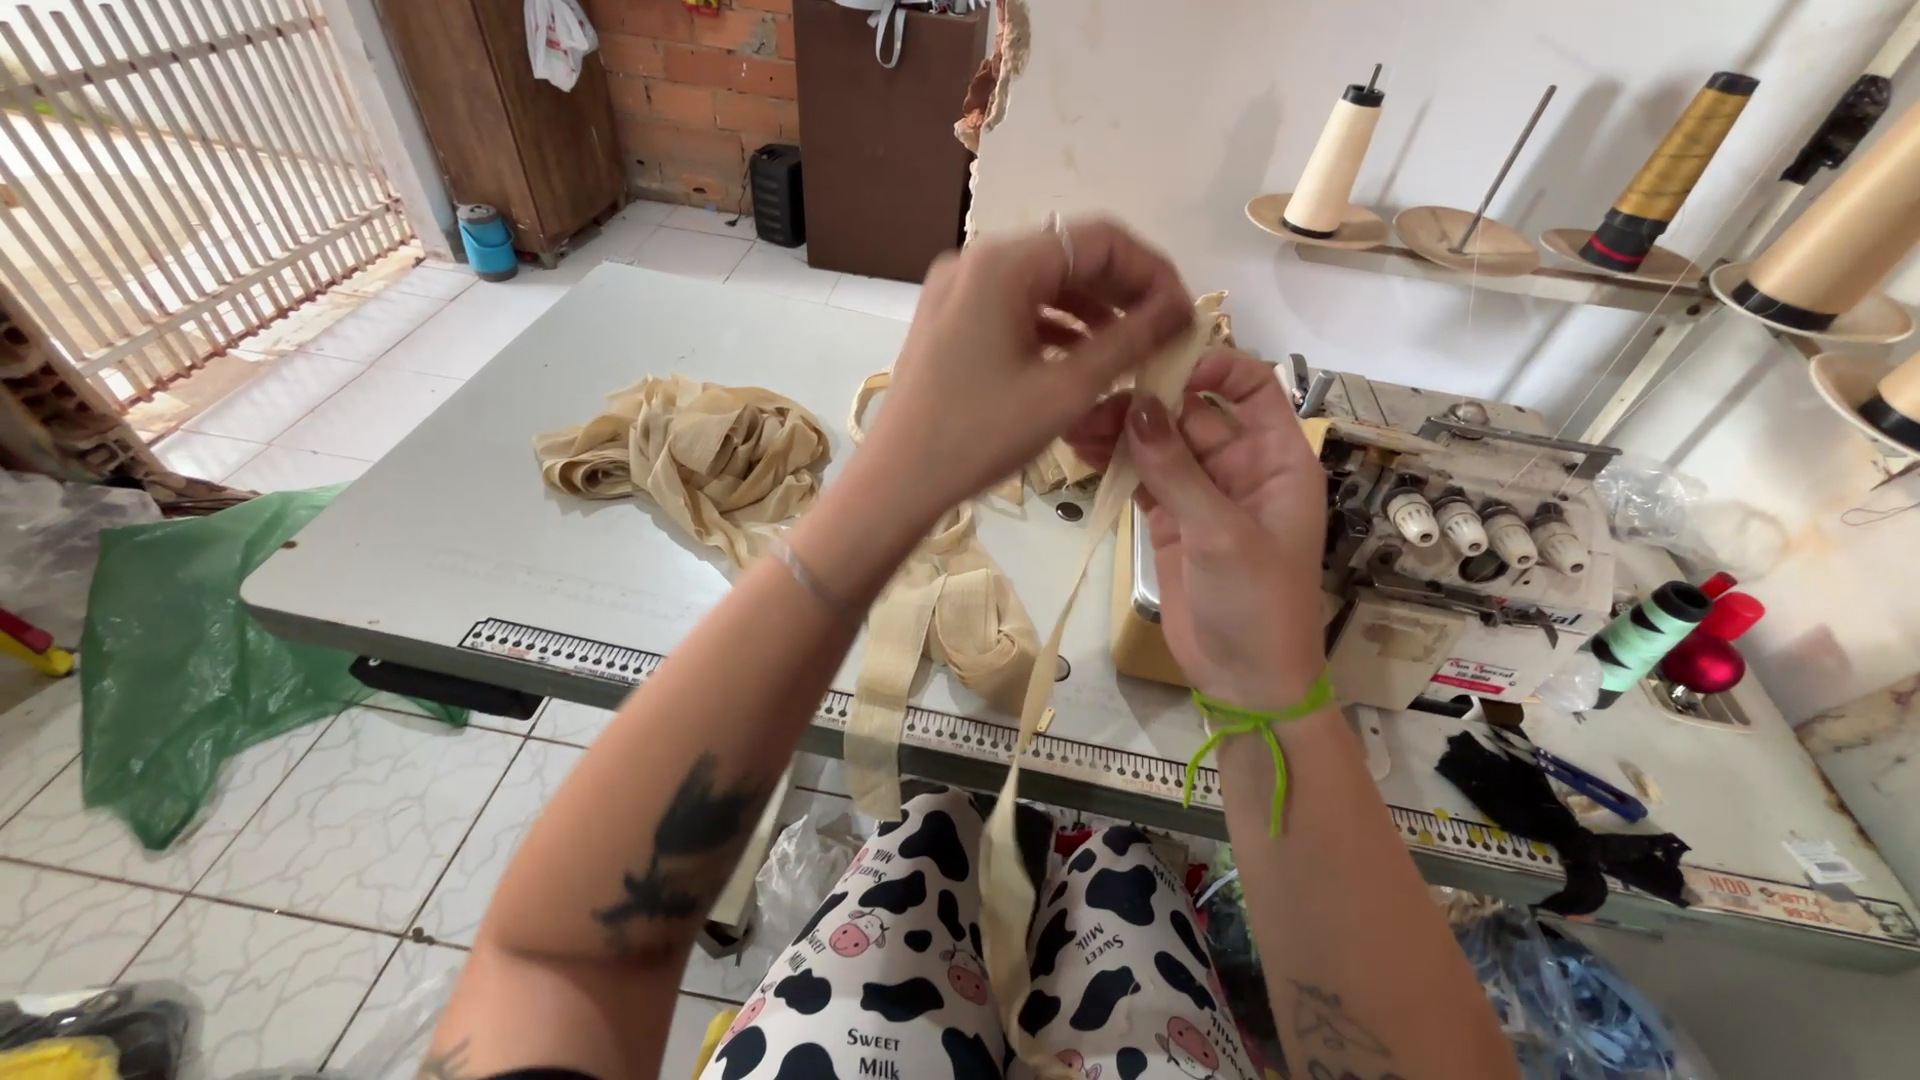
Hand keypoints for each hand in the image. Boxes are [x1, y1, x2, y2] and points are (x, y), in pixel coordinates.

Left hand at [857, 219, 1193, 525]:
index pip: (1098, 239)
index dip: (1150, 270)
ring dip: (1091, 310)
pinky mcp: (948, 321)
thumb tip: (1180, 309)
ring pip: (1041, 284)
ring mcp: (956, 291)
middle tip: (1163, 331)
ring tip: (1130, 350)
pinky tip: (1081, 359)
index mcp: (1002, 264)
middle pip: (1068, 255)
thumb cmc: (980, 436)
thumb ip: (1129, 341)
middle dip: (1122, 290)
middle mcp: (975, 262)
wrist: (897, 482)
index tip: (1183, 311)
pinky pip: (1013, 309)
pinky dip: (1053, 327)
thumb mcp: (1065, 390)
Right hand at [1067, 349, 1327, 707]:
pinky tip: (1082, 451)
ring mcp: (1202, 494)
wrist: (1246, 678)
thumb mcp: (1220, 533)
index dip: (1211, 367)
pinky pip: (1142, 479)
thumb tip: (1137, 407)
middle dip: (1144, 404)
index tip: (1158, 366)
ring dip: (1121, 433)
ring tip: (1074, 427)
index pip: (1250, 388)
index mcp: (1277, 460)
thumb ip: (1176, 470)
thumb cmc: (1257, 603)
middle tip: (1092, 404)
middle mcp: (1241, 467)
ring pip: (1160, 445)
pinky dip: (1115, 465)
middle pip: (1191, 413)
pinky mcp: (1171, 521)